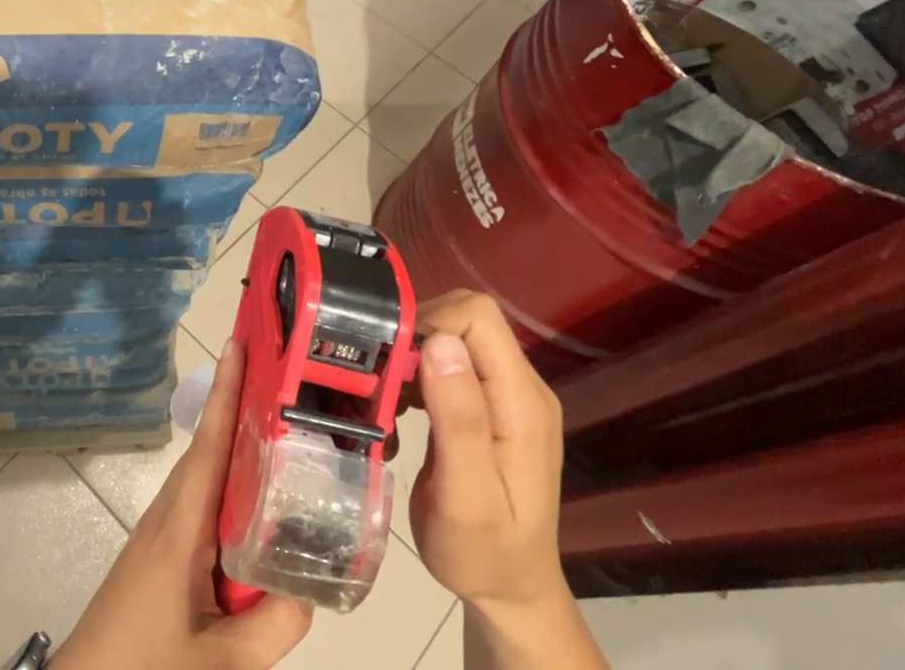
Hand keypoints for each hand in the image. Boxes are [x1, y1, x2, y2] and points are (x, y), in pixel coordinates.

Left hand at [51, 338, 313, 669]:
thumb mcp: (227, 658)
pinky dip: (231, 491)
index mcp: (182, 527)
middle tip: (287, 382)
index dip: (226, 394)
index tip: (238, 346)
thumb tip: (312, 585)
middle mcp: (170, 515)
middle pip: (210, 452)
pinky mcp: (161, 551)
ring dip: (238, 450)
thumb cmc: (149, 664)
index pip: (210, 446)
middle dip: (242, 410)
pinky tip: (259, 505)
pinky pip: (203, 506)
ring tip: (285, 431)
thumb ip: (279, 622)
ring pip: (207, 479)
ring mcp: (162, 531)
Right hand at [407, 290, 606, 668]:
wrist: (508, 588)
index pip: (478, 316)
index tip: (393, 367)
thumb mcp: (468, 495)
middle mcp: (519, 387)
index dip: (429, 325)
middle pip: (464, 317)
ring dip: (409, 358)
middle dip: (413, 337)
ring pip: (450, 335)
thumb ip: (458, 418)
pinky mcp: (486, 405)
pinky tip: (398, 411)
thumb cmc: (483, 551)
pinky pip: (445, 362)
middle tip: (383, 385)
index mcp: (521, 402)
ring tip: (386, 402)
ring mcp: (504, 395)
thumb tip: (440, 343)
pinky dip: (412, 376)